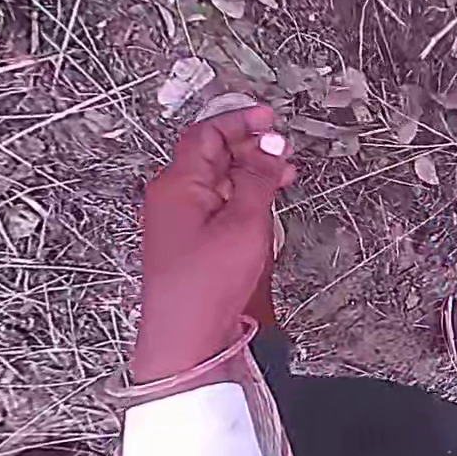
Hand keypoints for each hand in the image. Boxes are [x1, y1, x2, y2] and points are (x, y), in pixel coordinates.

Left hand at [133, 105, 294, 383]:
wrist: (187, 337)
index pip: (207, 134)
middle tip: (281, 147)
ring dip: (250, 171)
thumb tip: (271, 144)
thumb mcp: (244, 222)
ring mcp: (180, 218)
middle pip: (212, 154)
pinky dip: (243, 194)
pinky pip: (217, 202)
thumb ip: (259, 178)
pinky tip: (264, 202)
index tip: (268, 118)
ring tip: (282, 173)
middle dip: (250, 146)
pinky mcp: (190, 238)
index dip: (240, 121)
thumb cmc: (206, 284)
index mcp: (178, 184)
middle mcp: (174, 196)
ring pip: (218, 179)